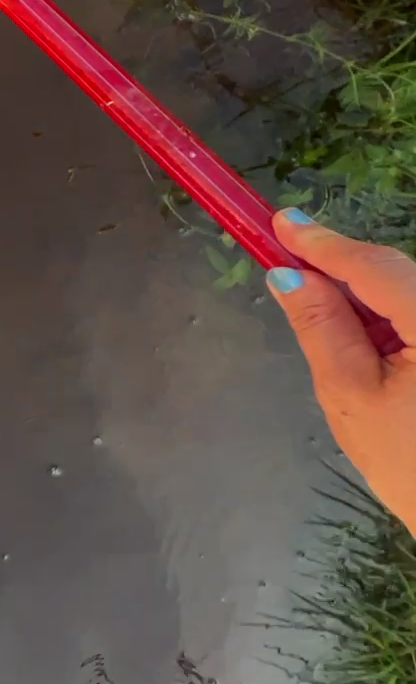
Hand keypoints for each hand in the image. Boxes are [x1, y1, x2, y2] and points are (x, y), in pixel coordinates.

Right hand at [266, 209, 415, 524]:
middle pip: (405, 279)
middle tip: (291, 275)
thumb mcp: (349, 392)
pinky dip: (403, 321)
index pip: (376, 268)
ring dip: (376, 301)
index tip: (281, 220)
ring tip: (341, 332)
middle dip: (348, 274)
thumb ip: (320, 325)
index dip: (324, 242)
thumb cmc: (412, 462)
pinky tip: (383, 347)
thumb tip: (290, 275)